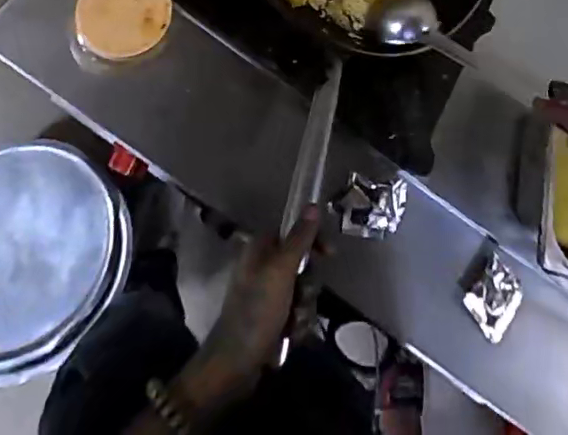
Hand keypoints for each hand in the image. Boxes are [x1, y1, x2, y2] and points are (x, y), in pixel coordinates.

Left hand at [193, 207, 322, 389]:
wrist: (237, 363)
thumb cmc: (257, 310)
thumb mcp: (281, 271)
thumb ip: (299, 239)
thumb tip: (312, 204)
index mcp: (260, 249)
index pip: (292, 233)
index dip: (312, 242)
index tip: (329, 254)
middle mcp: (263, 268)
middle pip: (301, 266)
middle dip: (307, 287)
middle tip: (299, 297)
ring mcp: (267, 295)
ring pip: (302, 293)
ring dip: (303, 310)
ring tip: (290, 324)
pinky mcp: (272, 319)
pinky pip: (297, 314)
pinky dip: (297, 325)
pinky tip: (288, 337)